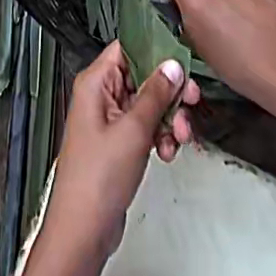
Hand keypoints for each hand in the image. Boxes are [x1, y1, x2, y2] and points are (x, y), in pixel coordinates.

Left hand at [44, 42, 199, 262]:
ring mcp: (109, 119)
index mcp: (95, 83)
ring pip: (149, 102)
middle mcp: (100, 96)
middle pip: (143, 75)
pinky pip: (146, 125)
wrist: (84, 228)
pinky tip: (167, 150)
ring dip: (169, 117)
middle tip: (191, 102)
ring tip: (178, 137)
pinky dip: (160, 134)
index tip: (183, 62)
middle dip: (170, 91)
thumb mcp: (134, 129)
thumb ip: (156, 94)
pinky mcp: (118, 140)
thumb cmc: (96, 179)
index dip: (156, 51)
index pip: (128, 48)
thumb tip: (172, 65)